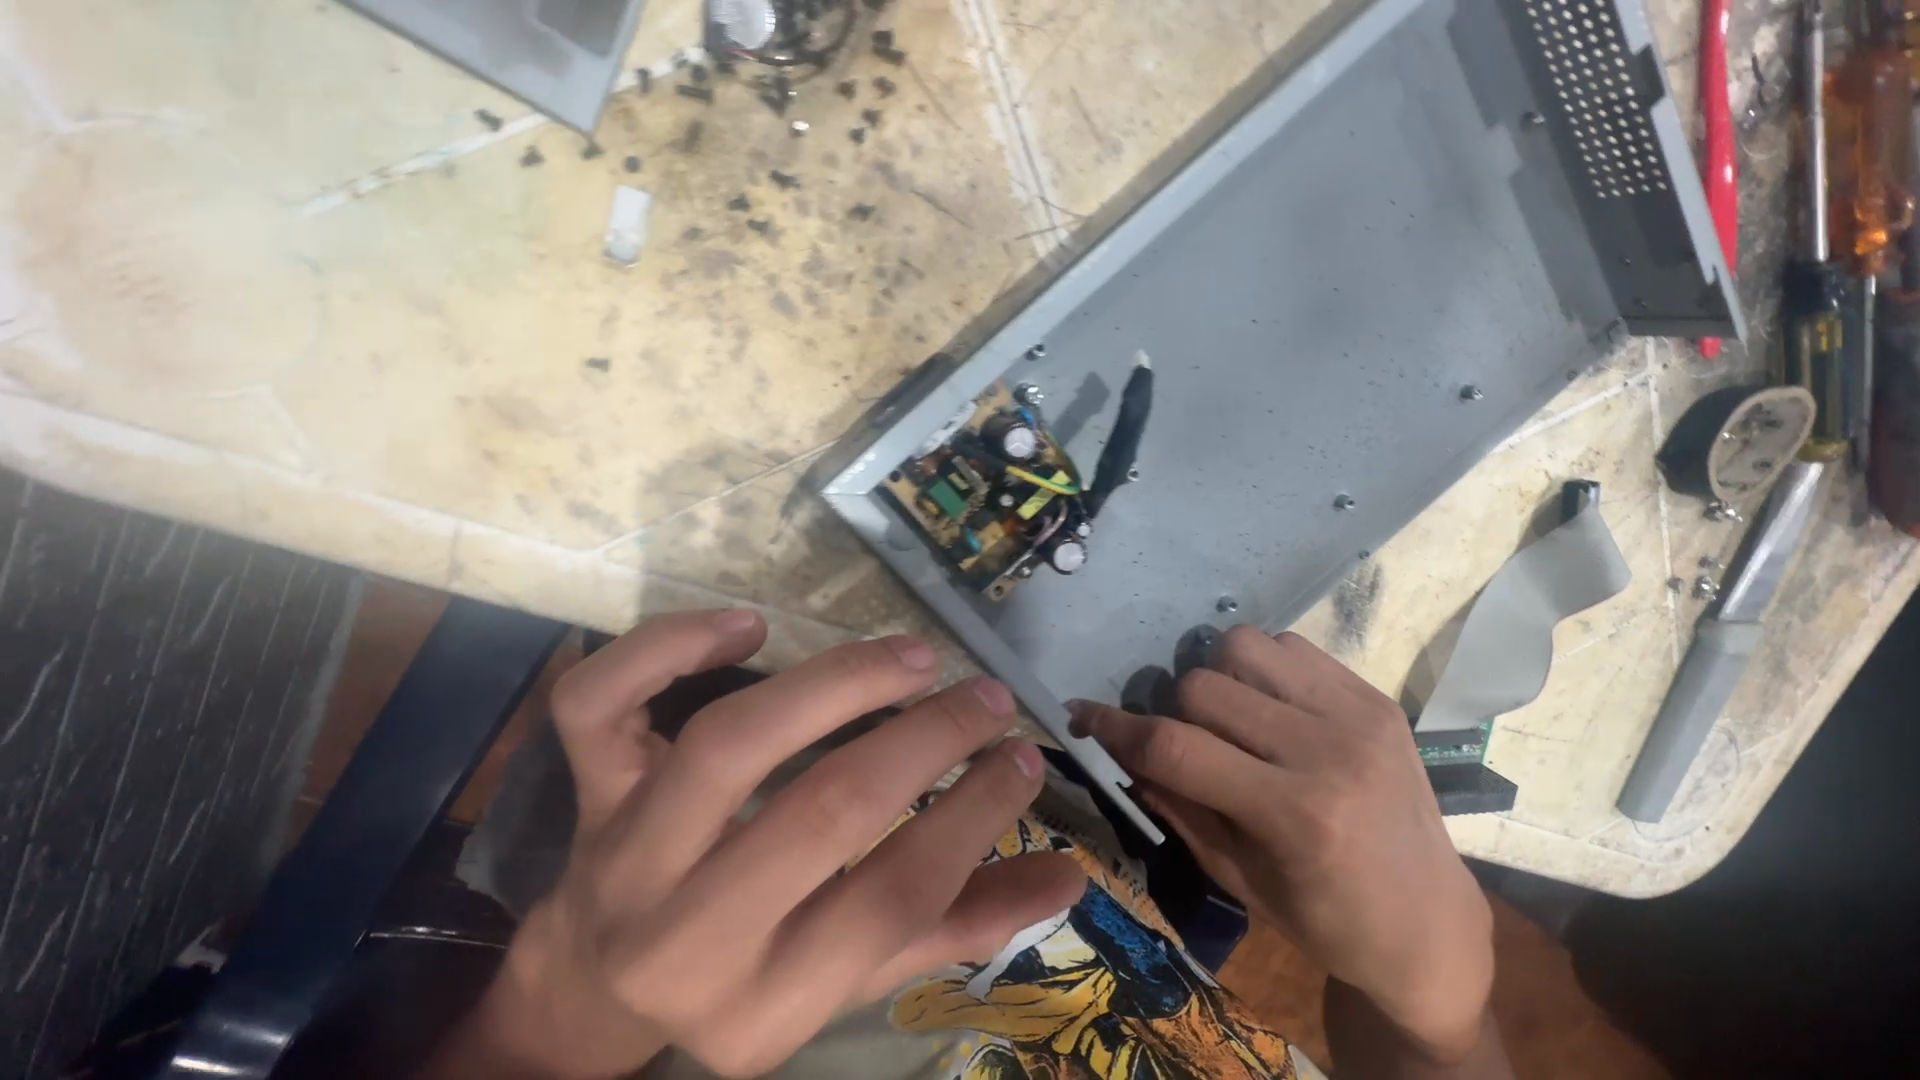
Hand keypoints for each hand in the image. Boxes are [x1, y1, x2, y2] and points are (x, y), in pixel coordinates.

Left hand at [436, 610, 1085, 1079]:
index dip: (975, 819)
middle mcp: (690, 934)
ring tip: (911, 657)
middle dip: (924, 741)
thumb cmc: (743, 978)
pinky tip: (747, 624)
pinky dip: (667, 647)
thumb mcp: (849, 979)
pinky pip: (601, 703)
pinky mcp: (588, 790)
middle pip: (821, 814)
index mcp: (768, 1002)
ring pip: (727, 744)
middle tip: (987, 697)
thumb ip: (957, 928)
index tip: (1024, 758)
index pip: (894, 900)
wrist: (596, 983)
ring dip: (836, 684)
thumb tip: (1070, 875)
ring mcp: (628, 851)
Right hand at [1072, 627, 1492, 1063]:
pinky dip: (1260, 667)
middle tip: (1181, 740)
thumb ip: (1174, 803)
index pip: (1176, 747)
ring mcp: (1358, 714)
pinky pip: (1289, 645)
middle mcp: (1328, 750)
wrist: (1429, 921)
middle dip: (1170, 710)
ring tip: (1228, 718)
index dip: (1116, 727)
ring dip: (1216, 678)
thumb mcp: (1235, 877)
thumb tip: (1119, 747)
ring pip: (1241, 645)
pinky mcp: (1376, 695)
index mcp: (1293, 814)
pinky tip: (1269, 707)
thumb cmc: (1325, 920)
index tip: (1083, 714)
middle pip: (1200, 686)